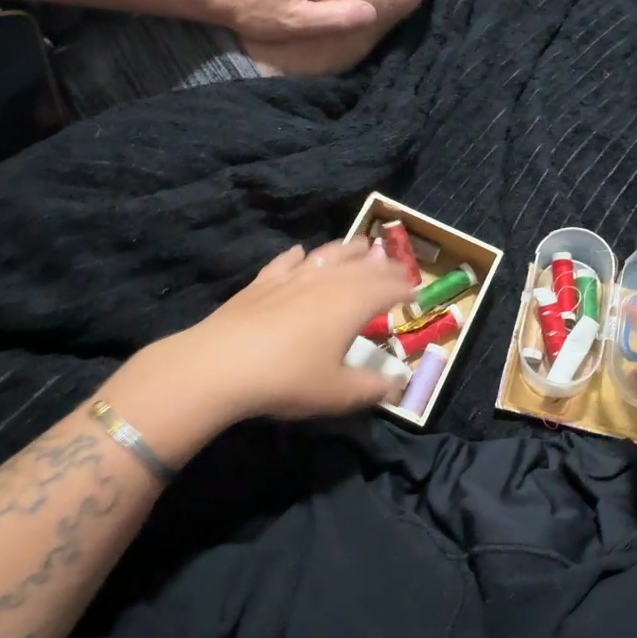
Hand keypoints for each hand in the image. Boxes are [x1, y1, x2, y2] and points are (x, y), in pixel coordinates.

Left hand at [103, 241, 416, 443]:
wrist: (219, 366)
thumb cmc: (288, 379)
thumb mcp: (338, 393)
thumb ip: (372, 388)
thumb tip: (397, 385)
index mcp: (353, 304)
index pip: (388, 288)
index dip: (405, 289)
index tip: (416, 293)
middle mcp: (327, 282)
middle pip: (362, 266)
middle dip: (384, 265)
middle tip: (397, 266)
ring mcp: (292, 278)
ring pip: (327, 256)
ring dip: (347, 249)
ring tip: (360, 244)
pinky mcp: (261, 283)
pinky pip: (286, 262)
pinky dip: (299, 256)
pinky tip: (300, 253)